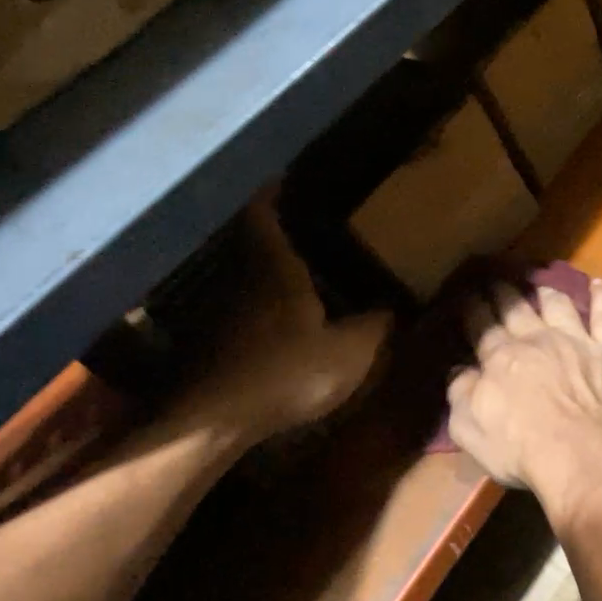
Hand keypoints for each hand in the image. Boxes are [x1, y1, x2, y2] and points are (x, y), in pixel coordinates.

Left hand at [190, 195, 391, 437]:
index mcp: (276, 271)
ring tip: (299, 278)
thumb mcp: (351, 352)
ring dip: (266, 277)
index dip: (270, 194)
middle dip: (274, 237)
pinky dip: (258, 312)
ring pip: (245, 281)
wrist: (213, 422)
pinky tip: (278, 328)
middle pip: (253, 247)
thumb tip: (391, 309)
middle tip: (303, 230)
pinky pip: (239, 315)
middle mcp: (241, 282)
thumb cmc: (288, 373)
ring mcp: (219, 315)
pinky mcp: (210, 347)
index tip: (279, 178)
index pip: (264, 217)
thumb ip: (375, 327)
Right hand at [447, 279, 601, 507]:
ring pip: (559, 306)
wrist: (580, 457)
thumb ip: (461, 394)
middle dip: (503, 293)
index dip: (473, 308)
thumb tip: (459, 370)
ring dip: (546, 293)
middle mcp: (537, 340)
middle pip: (517, 309)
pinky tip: (599, 284)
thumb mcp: (469, 429)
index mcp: (500, 357)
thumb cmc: (520, 450)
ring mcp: (576, 342)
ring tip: (540, 285)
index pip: (482, 325)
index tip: (468, 295)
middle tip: (496, 282)